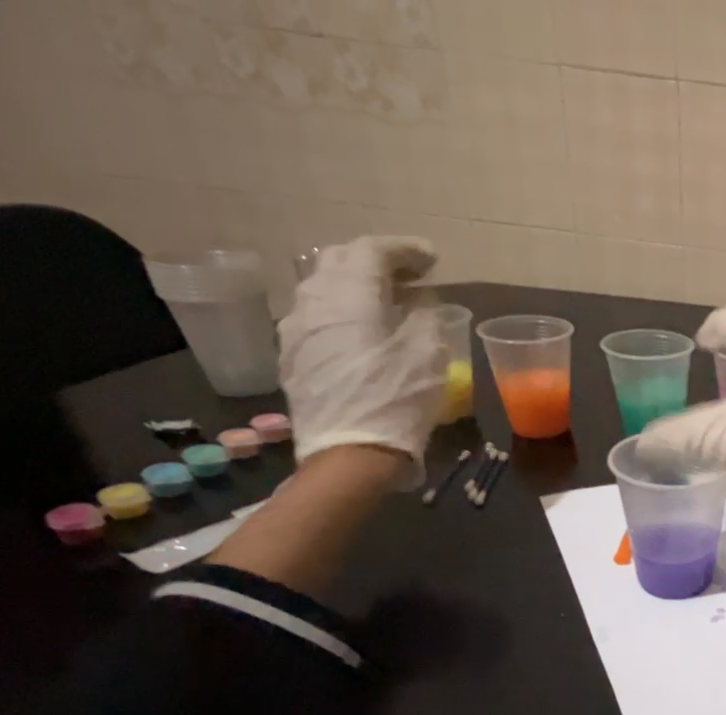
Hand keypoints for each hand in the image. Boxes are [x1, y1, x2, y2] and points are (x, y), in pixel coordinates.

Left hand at [277, 236, 445, 484]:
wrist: (349, 454)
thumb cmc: (397, 399)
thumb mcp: (428, 352)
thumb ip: (425, 315)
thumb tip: (420, 300)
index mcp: (349, 293)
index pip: (372, 250)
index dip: (404, 249)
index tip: (433, 259)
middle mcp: (314, 300)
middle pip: (340, 260)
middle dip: (376, 261)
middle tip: (411, 275)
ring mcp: (297, 328)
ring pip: (323, 286)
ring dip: (357, 284)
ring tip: (389, 301)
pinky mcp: (293, 355)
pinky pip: (317, 316)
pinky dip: (343, 310)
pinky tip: (364, 330)